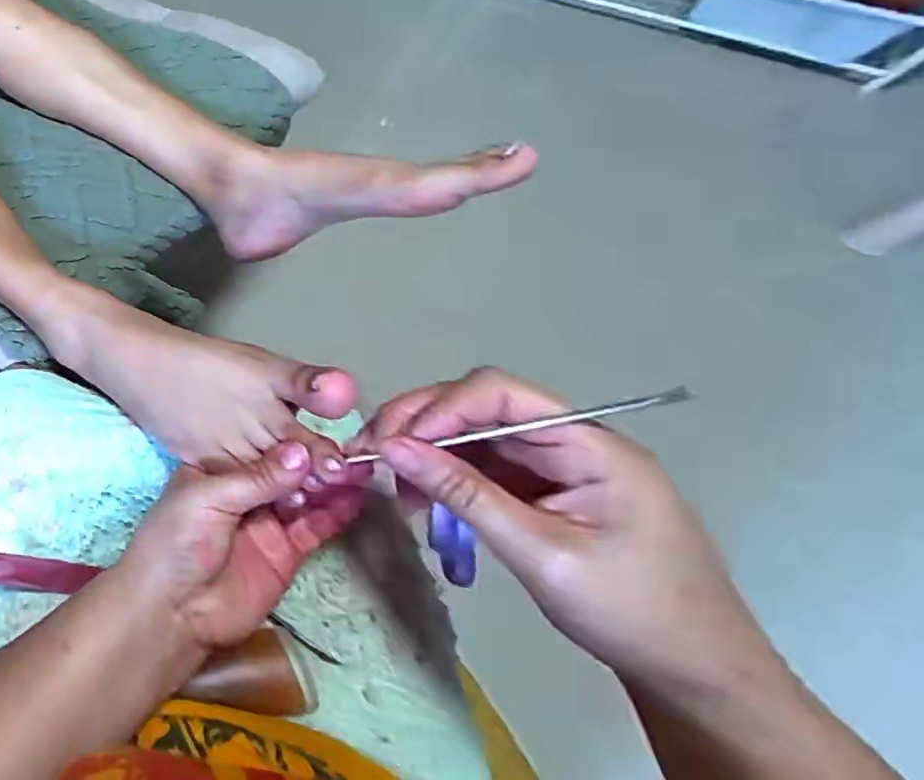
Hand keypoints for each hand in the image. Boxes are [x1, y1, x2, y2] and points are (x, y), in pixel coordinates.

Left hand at [113, 442, 363, 651]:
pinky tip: (357, 499)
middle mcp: (242, 489)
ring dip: (331, 484)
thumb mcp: (209, 499)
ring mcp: (265, 520)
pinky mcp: (285, 552)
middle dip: (316, 459)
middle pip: (285, 469)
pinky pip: (315, 527)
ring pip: (305, 495)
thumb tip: (303, 450)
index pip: (255, 443)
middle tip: (350, 454)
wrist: (174, 610)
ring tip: (362, 470)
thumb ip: (257, 478)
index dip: (287, 435)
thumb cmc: (176, 541)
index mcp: (214, 467)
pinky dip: (335, 514)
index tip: (323, 430)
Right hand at [359, 367, 776, 690]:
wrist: (698, 679)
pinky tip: (420, 496)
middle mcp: (570, 441)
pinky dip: (441, 473)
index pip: (501, 393)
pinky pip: (478, 462)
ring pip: (470, 432)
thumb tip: (390, 448)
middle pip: (477, 405)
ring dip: (424, 449)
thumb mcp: (540, 552)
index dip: (441, 408)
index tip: (396, 443)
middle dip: (420, 423)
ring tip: (393, 483)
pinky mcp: (539, 486)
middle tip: (373, 454)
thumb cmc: (633, 614)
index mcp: (591, 446)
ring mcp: (553, 463)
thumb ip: (463, 493)